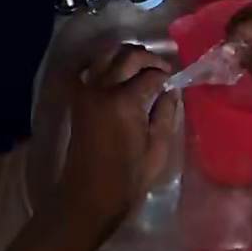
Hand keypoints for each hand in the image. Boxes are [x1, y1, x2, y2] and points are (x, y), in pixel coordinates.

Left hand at [52, 44, 179, 237]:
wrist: (88, 196)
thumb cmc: (127, 179)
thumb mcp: (157, 150)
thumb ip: (165, 115)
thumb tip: (171, 90)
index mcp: (124, 101)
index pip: (150, 75)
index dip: (165, 74)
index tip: (175, 80)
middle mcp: (102, 88)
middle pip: (127, 56)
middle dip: (148, 57)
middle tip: (162, 68)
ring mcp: (86, 90)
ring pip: (105, 55)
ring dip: (125, 54)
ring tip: (141, 67)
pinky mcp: (76, 98)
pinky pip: (85, 69)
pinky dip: (98, 63)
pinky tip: (112, 70)